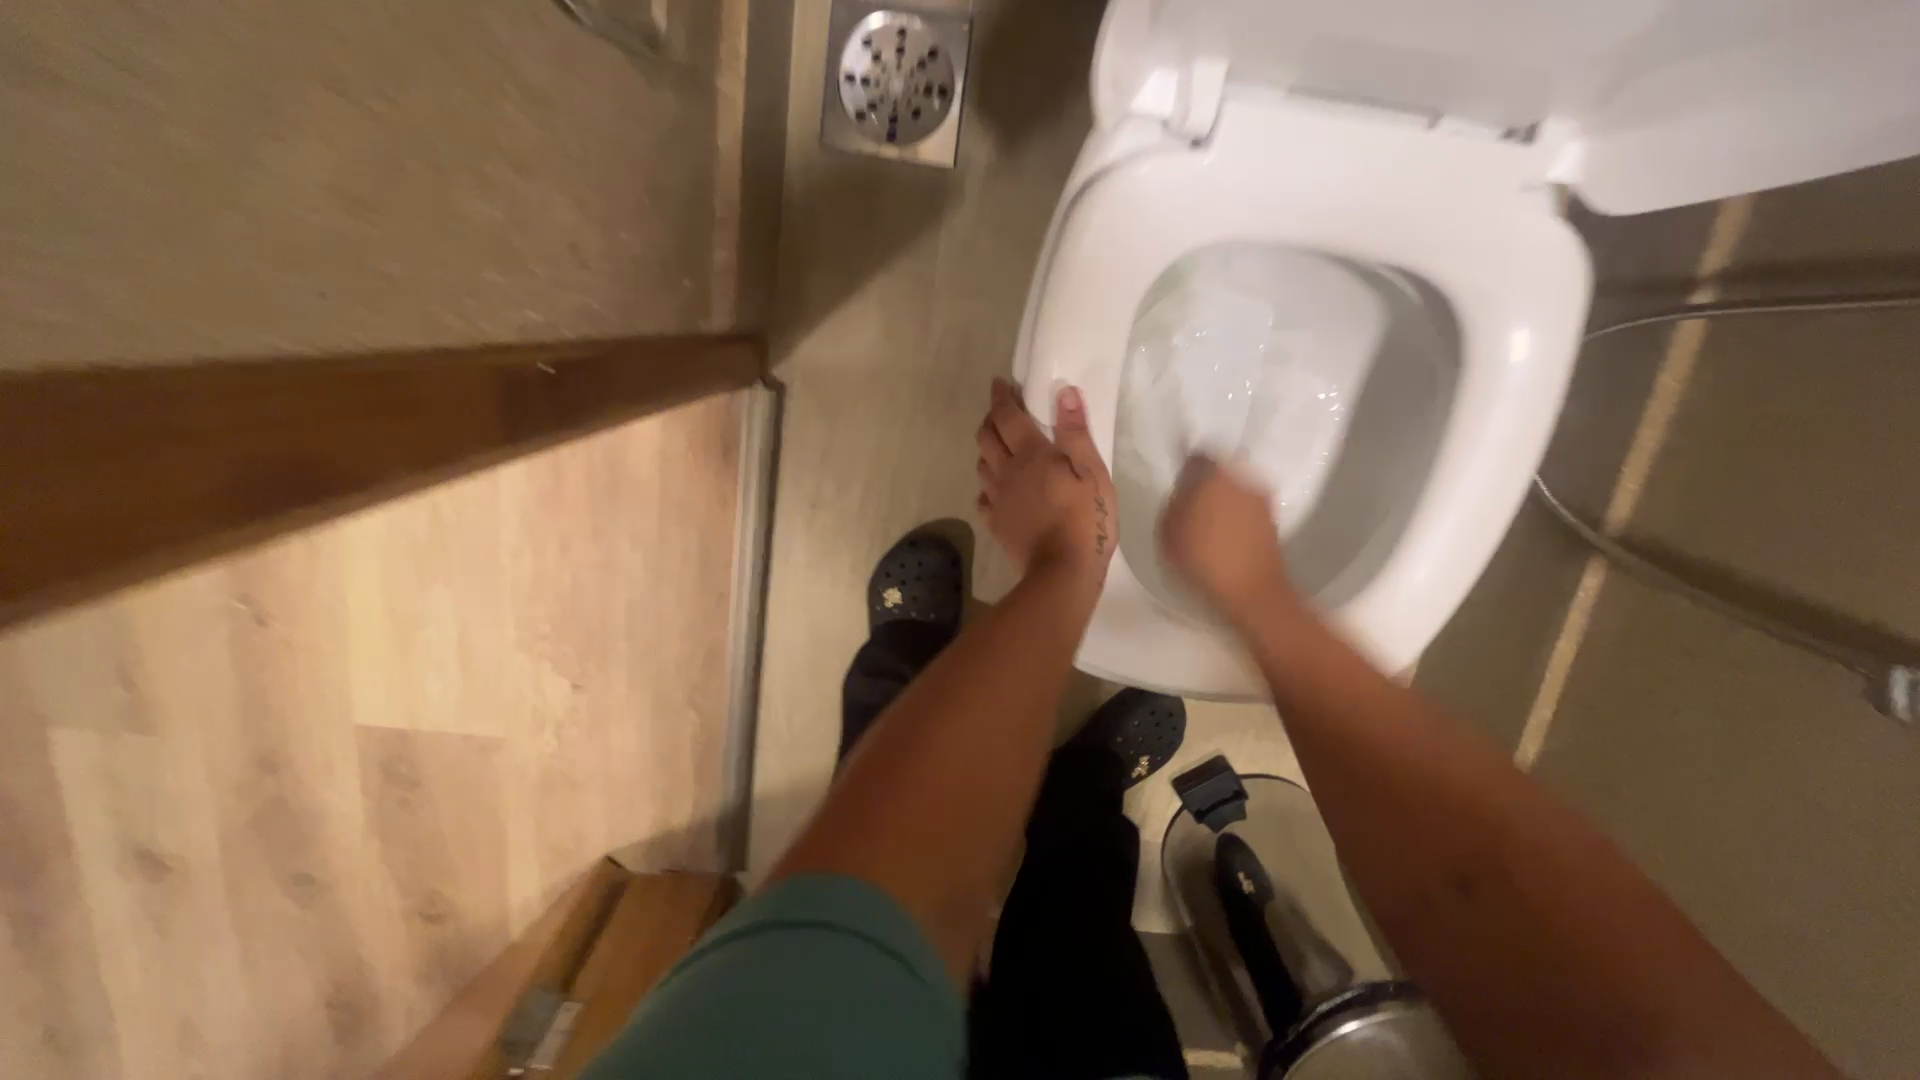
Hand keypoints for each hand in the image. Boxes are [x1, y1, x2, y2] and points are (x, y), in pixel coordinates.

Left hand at [976, 378, 1115, 582]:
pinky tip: (996, 489)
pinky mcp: (996, 524)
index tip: (1000, 383)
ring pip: (982, 465)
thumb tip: (1064, 393)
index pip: (1007, 416)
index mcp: (1030, 455)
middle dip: (990, 419)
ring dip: (987, 450)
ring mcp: (997, 500)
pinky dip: (987, 486)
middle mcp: (1006, 472)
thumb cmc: (1085, 520)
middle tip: (1001, 412)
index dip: (1001, 397)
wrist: (1062, 572)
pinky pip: (983, 498)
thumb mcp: (1093, 473)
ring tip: (999, 446)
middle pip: (986, 438)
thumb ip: (1076, 433)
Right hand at [1158, 454, 1302, 631]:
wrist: (1252, 594)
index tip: (1177, 484)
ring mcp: (1264, 502)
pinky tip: (1222, 540)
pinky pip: (1246, 514)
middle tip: (1189, 504)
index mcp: (1216, 474)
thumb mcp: (1167, 532)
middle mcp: (1245, 479)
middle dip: (1206, 485)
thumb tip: (1183, 493)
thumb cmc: (1202, 560)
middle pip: (1220, 473)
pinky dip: (1235, 521)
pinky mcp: (1273, 525)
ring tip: (1205, 526)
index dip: (1185, 468)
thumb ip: (1173, 503)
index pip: (1197, 456)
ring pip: (1235, 493)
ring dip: (1222, 503)